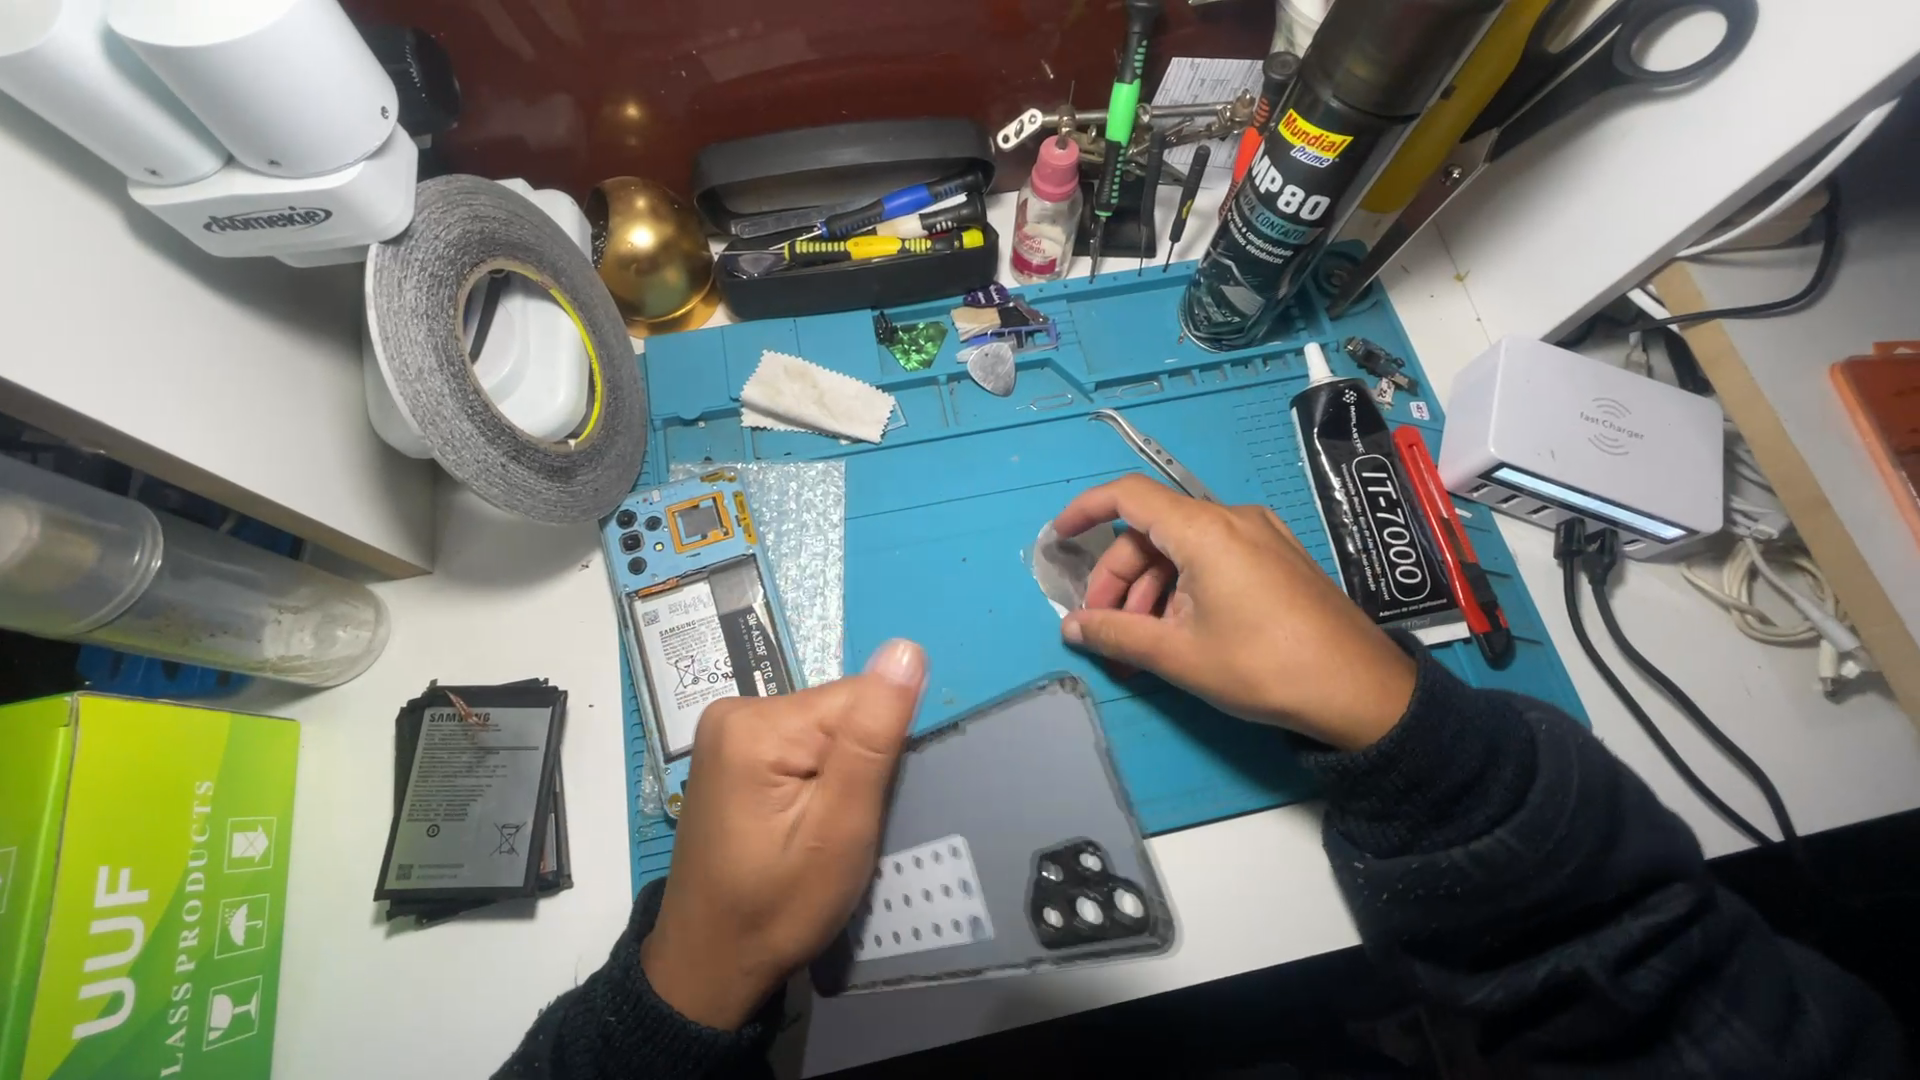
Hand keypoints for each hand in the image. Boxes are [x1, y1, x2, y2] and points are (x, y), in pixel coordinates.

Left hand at [641, 640, 926, 1028]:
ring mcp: (728, 726)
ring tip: (817, 825)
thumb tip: (906, 650)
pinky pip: (801, 738)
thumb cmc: (778, 905)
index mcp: (757, 722)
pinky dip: (816, 773)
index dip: (876, 752)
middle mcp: (735, 708)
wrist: (710, 962)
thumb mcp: (841, 828)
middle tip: (838, 824)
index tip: (861, 805)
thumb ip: (872, 737)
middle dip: (855, 761)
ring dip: (837, 769)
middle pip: (839, 709)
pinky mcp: (731, 746)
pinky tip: (800, 815)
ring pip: (825, 724)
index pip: (859, 700)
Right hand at [1052, 475, 1414, 751]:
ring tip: (1139, 646)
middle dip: (1118, 580)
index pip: (1128, 496)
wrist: (1361, 690)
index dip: (1085, 511)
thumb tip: (1070, 627)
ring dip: (1149, 592)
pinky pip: (1212, 559)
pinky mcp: (1276, 557)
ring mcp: (1259, 536)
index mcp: (1203, 530)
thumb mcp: (1177, 654)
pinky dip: (1181, 589)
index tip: (1059, 540)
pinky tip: (1176, 633)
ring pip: (1180, 550)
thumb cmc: (1261, 666)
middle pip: (1151, 533)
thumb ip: (1115, 634)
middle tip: (1104, 629)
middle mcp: (1231, 519)